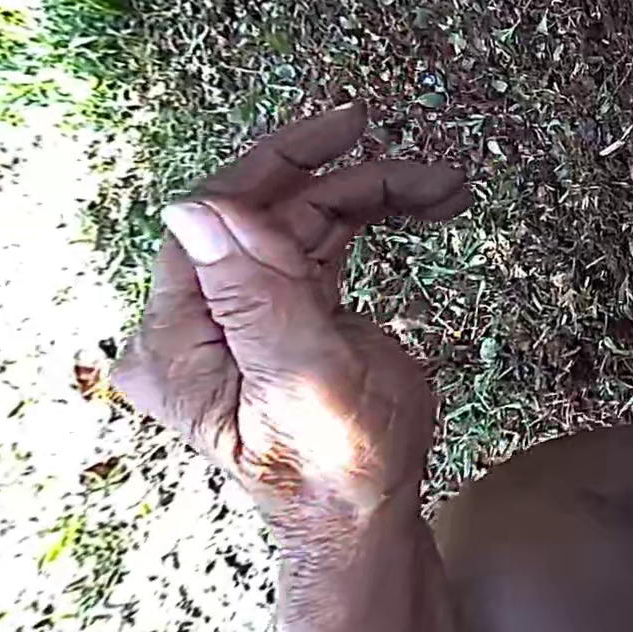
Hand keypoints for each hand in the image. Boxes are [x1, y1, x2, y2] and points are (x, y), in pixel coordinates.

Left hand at [112, 104, 470, 550]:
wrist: (369, 506)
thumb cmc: (339, 460)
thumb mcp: (303, 381)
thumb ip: (257, 298)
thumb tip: (199, 209)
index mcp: (184, 331)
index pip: (219, 217)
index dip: (281, 161)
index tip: (348, 125)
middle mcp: (211, 311)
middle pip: (279, 212)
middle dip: (358, 181)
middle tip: (430, 171)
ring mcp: (259, 306)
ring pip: (313, 220)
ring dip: (381, 196)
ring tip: (448, 189)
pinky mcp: (304, 307)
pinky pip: (335, 242)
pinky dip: (380, 218)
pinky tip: (427, 208)